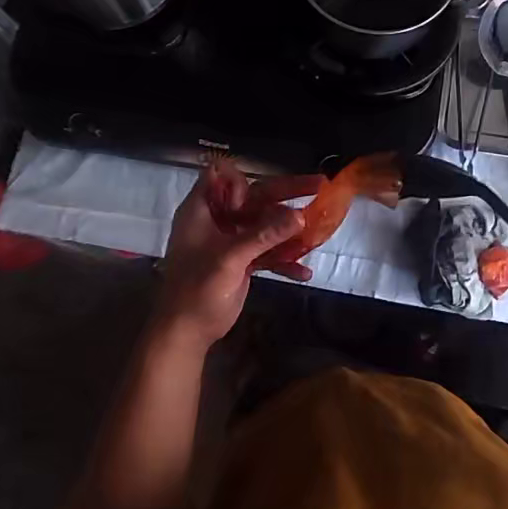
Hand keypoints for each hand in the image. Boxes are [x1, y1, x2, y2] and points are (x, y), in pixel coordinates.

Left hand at [150, 162, 320, 347]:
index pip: (221, 176)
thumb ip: (265, 236)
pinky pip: (268, 251)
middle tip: (319, 186)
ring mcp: (231, 241)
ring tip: (321, 228)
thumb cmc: (197, 289)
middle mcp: (218, 220)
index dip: (241, 183)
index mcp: (202, 210)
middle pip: (254, 197)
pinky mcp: (242, 261)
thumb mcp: (230, 259)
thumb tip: (300, 217)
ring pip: (265, 224)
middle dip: (285, 194)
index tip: (254, 202)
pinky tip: (304, 271)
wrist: (186, 332)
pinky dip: (285, 259)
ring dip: (290, 228)